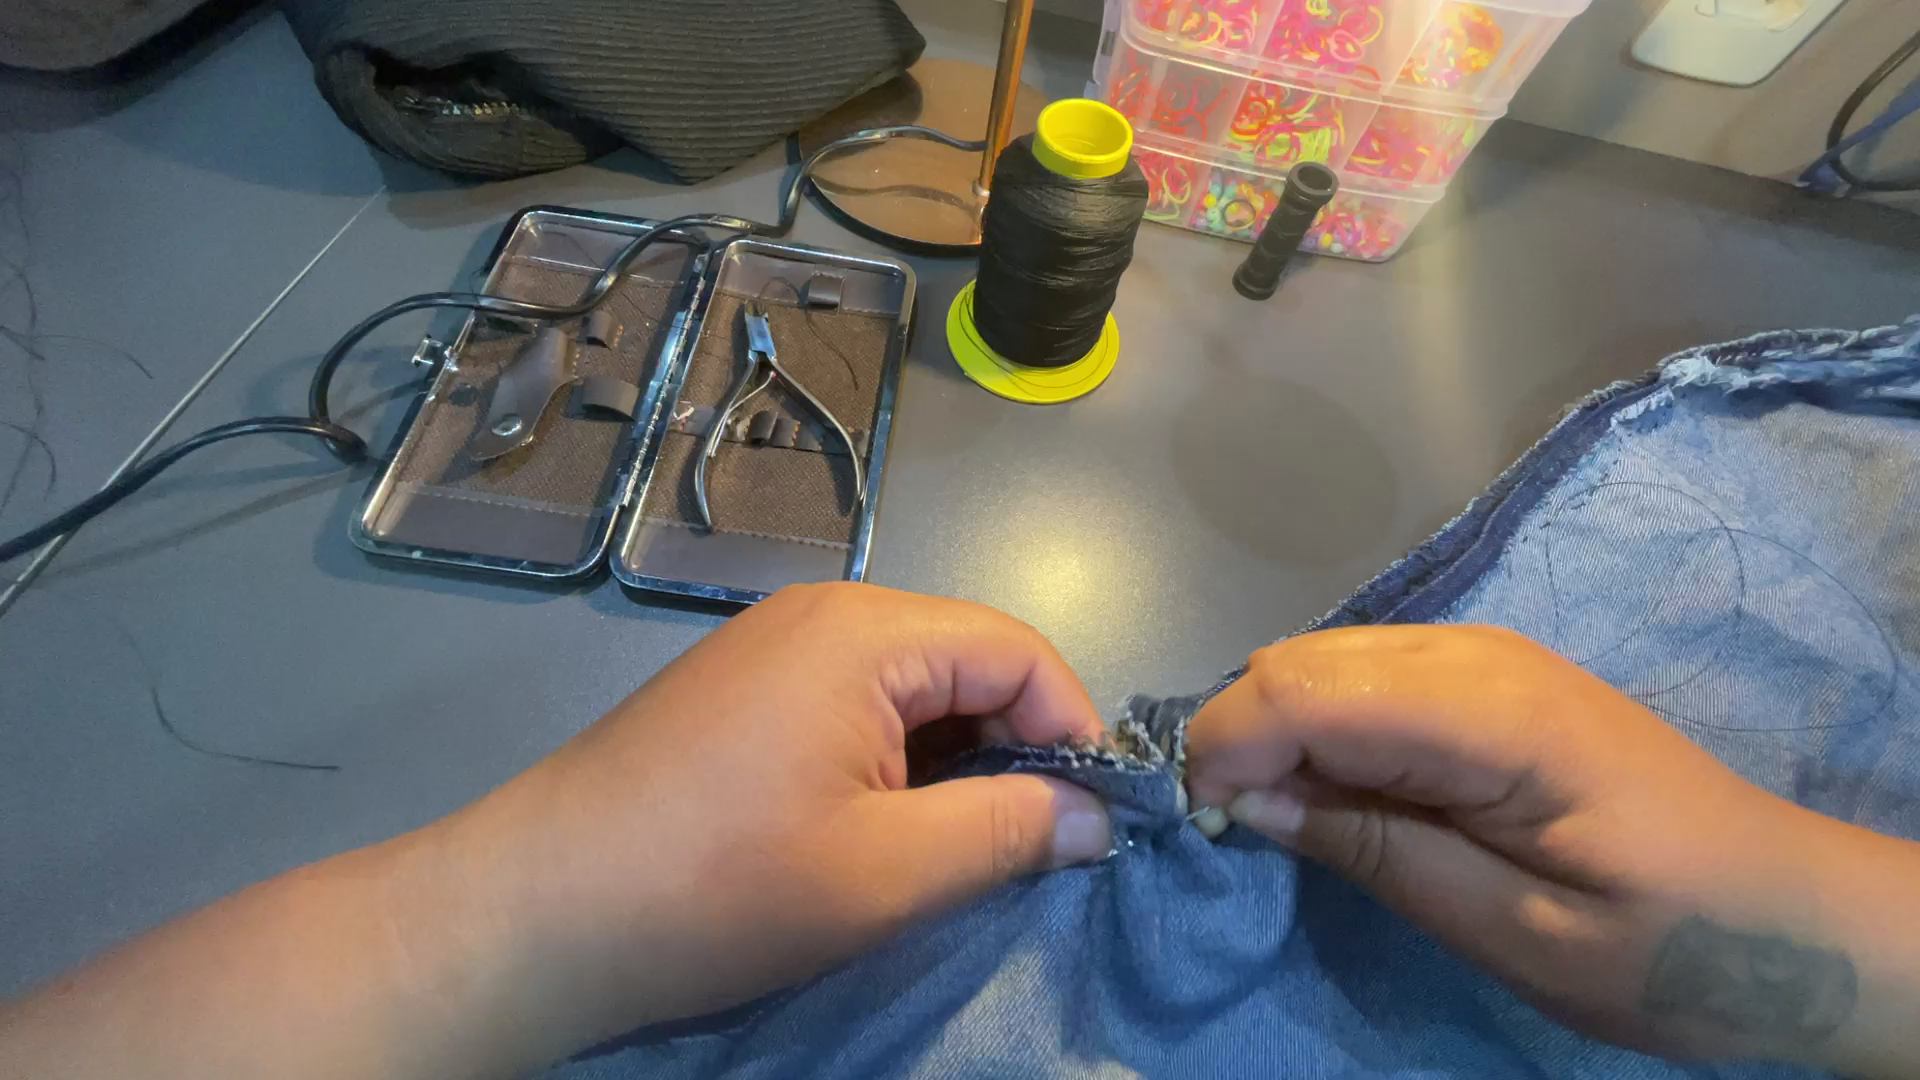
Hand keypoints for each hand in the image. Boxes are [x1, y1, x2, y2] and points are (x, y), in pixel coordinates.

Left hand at [0, 584, 1112, 1079]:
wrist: (538, 908)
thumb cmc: (717, 884)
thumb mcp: (885, 872)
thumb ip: (1006, 831)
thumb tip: (1096, 817)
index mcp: (866, 630)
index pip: (1014, 647)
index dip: (1070, 722)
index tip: (1094, 809)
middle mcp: (831, 612)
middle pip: (969, 655)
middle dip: (1018, 738)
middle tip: (1037, 830)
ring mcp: (789, 641)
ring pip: (922, 679)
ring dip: (965, 748)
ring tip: (972, 829)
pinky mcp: (761, 680)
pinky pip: (871, 696)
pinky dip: (909, 750)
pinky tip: (901, 810)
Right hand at [1185, 625, 1919, 1076]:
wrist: (1799, 917)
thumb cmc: (1672, 945)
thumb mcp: (1514, 933)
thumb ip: (1371, 850)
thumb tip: (1244, 802)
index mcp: (1487, 711)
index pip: (1301, 690)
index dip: (1230, 746)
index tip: (1214, 819)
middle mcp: (1461, 651)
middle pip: (1289, 661)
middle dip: (1238, 736)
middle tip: (1247, 821)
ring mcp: (1461, 649)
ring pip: (1304, 658)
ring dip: (1267, 727)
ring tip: (1289, 806)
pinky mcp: (1459, 666)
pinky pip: (1339, 672)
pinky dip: (1303, 720)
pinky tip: (1334, 779)